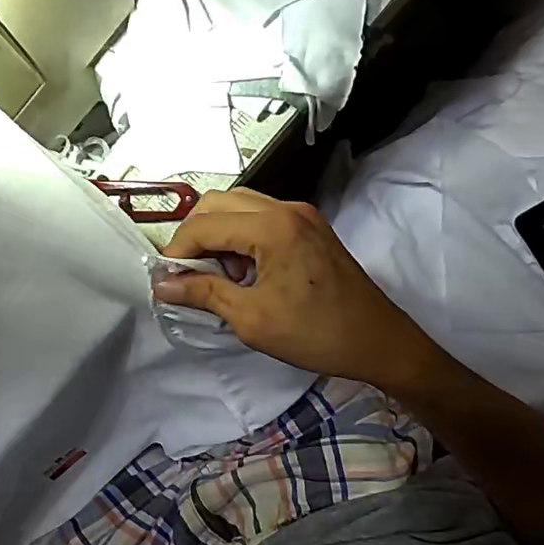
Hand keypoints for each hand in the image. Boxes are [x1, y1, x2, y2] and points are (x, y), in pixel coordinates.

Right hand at [153, 188, 444, 388]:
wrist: (380, 342)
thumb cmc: (316, 335)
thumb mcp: (252, 319)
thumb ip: (204, 293)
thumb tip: (163, 284)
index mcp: (272, 227)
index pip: (205, 224)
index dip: (177, 251)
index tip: (167, 280)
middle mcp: (286, 208)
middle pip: (218, 202)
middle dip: (195, 235)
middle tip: (190, 274)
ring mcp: (302, 214)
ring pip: (239, 206)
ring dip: (218, 234)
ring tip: (221, 276)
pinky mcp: (310, 226)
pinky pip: (261, 217)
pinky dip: (242, 236)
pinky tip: (246, 271)